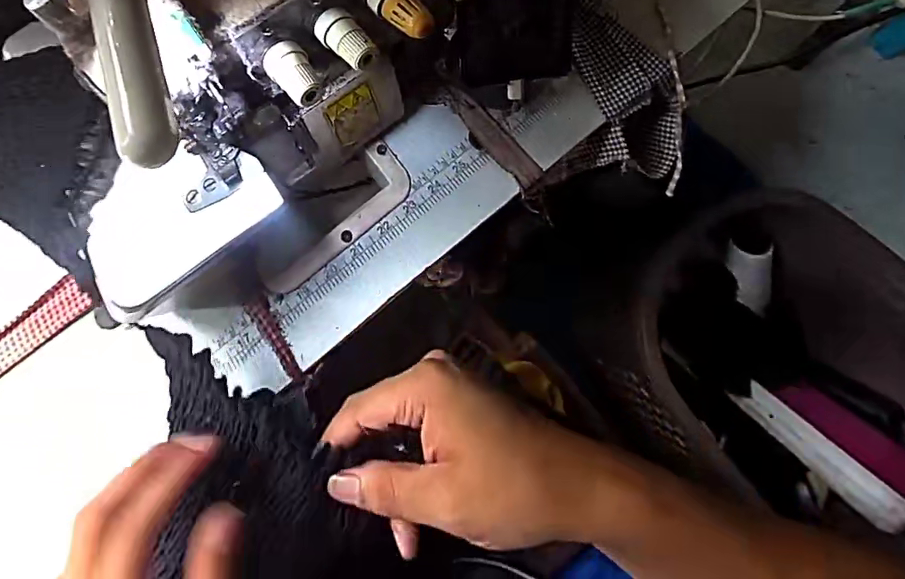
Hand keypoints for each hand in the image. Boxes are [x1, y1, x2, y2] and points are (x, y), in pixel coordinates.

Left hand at [63, 436, 240, 578]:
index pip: (137, 520)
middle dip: (150, 463)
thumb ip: (211, 570)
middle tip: (190, 440)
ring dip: (129, 477)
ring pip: (88, 518)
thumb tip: (228, 516)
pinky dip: (114, 502)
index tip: (208, 446)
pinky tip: (136, 496)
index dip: (175, 473)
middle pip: (103, 511)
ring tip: (167, 457)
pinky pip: (84, 532)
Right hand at [320, 352, 635, 559]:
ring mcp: (450, 385)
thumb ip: (383, 488)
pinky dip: (420, 467)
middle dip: (378, 476)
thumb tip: (337, 480)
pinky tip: (425, 510)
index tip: (324, 484)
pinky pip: (423, 430)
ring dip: (401, 481)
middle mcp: (433, 372)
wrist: (579, 486)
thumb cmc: (512, 488)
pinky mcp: (463, 401)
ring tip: (410, 532)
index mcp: (424, 384)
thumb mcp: (441, 499)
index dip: (336, 446)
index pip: (358, 408)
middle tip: (387, 526)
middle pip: (380, 421)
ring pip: (401, 432)